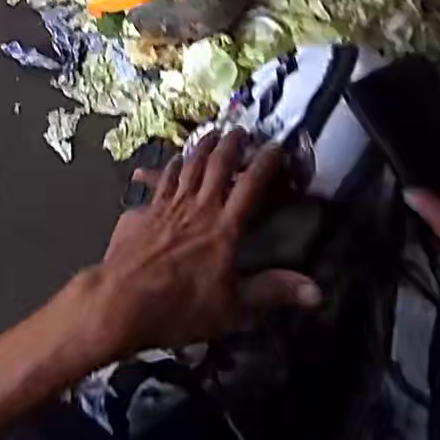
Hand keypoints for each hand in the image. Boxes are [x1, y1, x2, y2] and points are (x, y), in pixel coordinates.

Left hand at [76, 131, 321, 359]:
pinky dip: (170, 166)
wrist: (123, 300)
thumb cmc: (181, 307)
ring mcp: (169, 204)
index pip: (251, 185)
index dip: (266, 163)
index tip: (276, 147)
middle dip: (232, 144)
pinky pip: (162, 179)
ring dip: (202, 147)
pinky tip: (173, 160)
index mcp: (224, 227)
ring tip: (212, 134)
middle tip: (241, 131)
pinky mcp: (147, 209)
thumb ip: (273, 291)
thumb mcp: (233, 308)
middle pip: (218, 165)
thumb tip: (317, 291)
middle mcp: (198, 206)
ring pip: (189, 165)